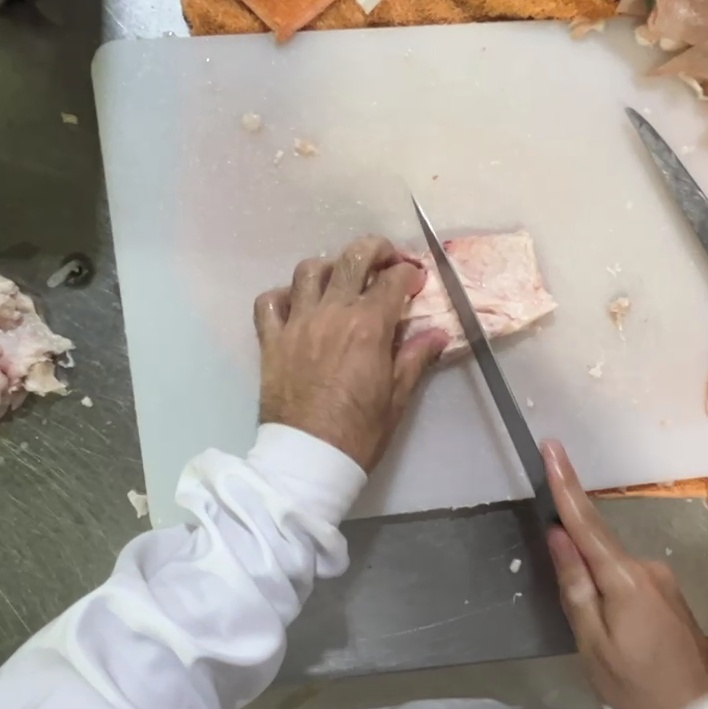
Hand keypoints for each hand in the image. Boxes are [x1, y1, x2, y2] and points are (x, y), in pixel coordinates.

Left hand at [255, 236, 450, 470]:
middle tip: (387, 260)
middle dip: (375, 250)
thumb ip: (416, 357)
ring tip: (341, 279)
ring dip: (330, 266)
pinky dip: (283, 295)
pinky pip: (269, 301)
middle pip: (352, 259)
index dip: (410, 273)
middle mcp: (331, 313)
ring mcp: (296, 323)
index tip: (417, 280)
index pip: (393, 280)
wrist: (308, 458)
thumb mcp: (397, 397)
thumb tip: (438, 333)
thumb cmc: (359, 432)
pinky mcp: (271, 340)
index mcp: (368, 326)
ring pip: (309, 270)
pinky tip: (297, 304)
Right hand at [543, 439, 707, 708]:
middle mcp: (646, 567)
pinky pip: (626, 579)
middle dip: (572, 552)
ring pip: (611, 566)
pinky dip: (610, 590)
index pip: (585, 522)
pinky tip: (612, 629)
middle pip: (597, 544)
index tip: (552, 447)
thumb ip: (574, 585)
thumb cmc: (637, 685)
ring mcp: (662, 579)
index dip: (566, 484)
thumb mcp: (593, 643)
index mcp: (624, 578)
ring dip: (593, 581)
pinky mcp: (668, 594)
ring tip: (597, 635)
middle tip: (568, 601)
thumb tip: (558, 535)